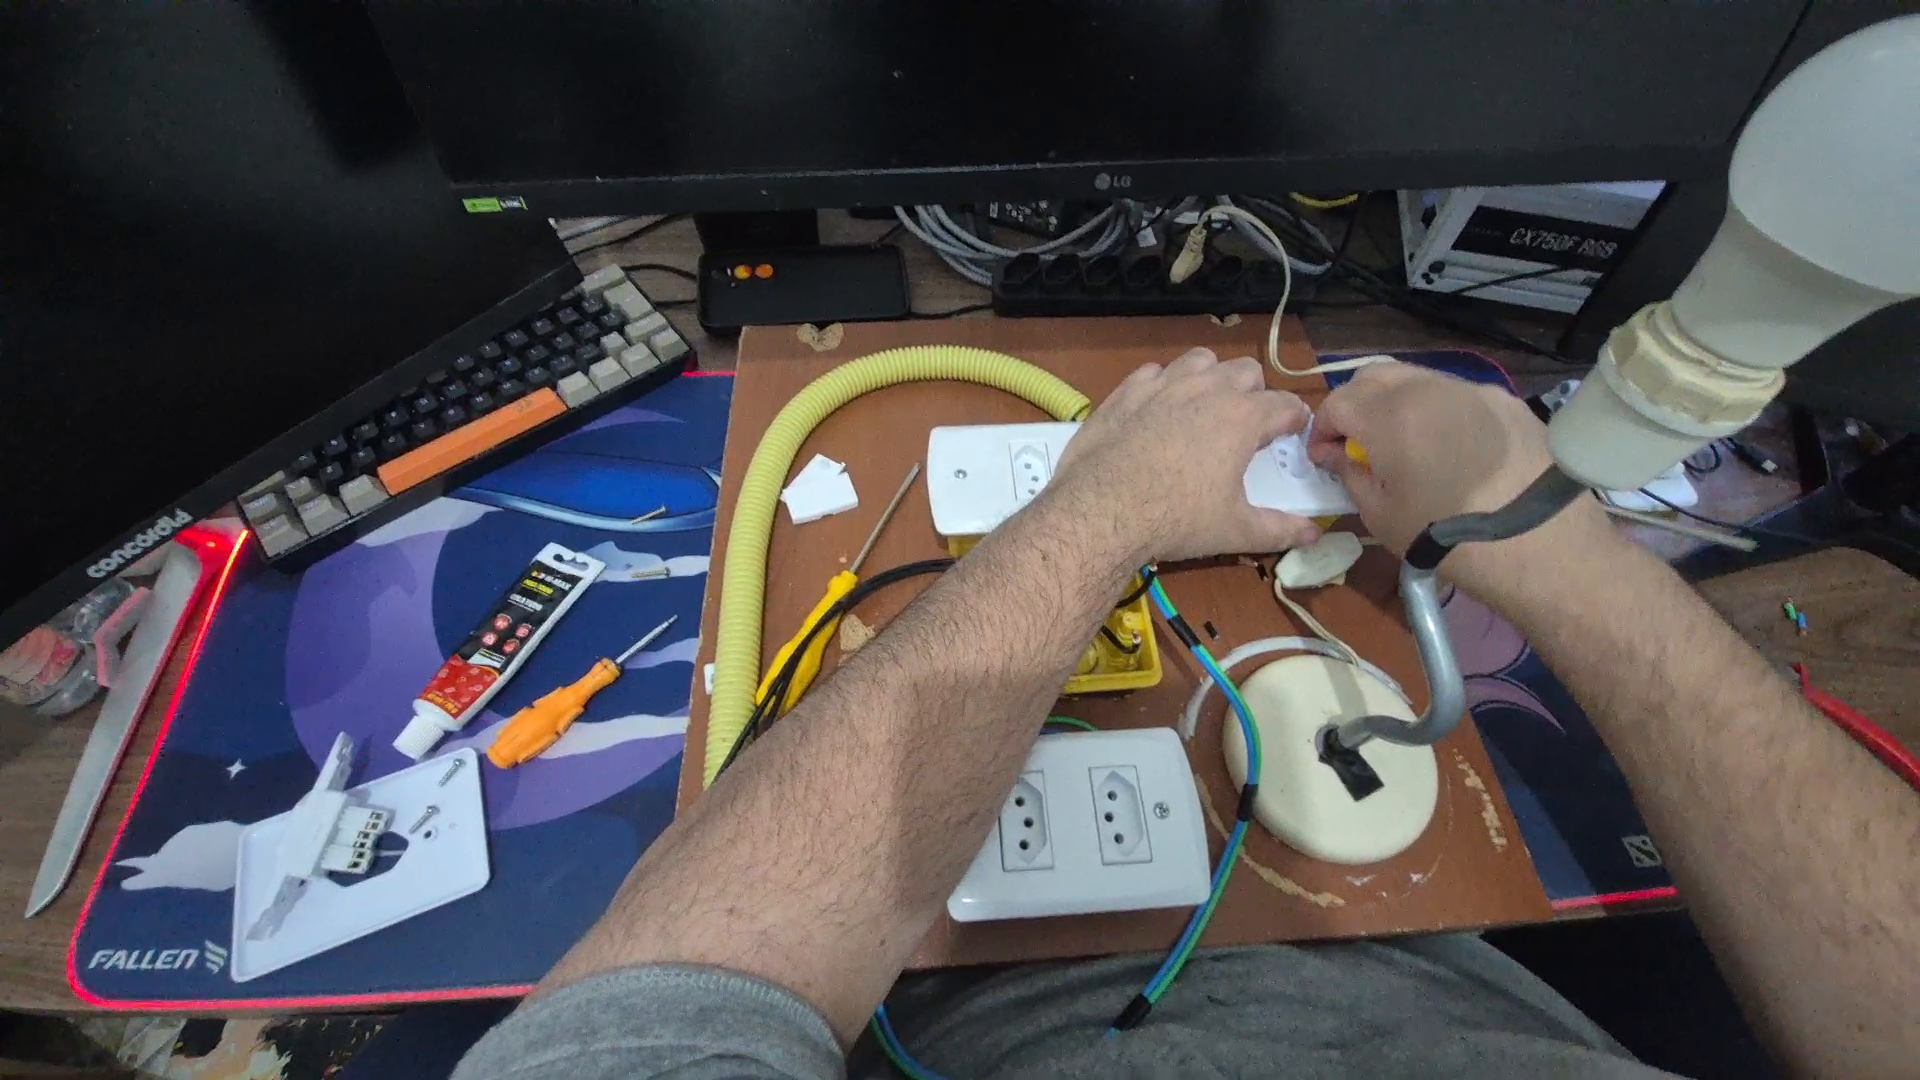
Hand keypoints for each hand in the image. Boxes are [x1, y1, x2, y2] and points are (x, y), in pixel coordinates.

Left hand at [1051, 348, 1320, 563]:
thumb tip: (1313, 534)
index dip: (1293, 419)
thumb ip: (1279, 529)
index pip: (1285, 404)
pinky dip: (1161, 385)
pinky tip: (1156, 409)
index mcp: (1242, 417)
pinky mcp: (1124, 393)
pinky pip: (1152, 373)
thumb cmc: (1175, 519)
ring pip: (1199, 361)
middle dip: (1253, 392)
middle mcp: (1205, 389)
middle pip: (1245, 371)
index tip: (1290, 433)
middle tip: (1245, 424)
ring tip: (1203, 407)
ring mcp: (1161, 386)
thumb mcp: (1235, 530)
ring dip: (1209, 377)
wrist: (1100, 511)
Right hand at [1305, 362, 1615, 606]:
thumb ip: (1349, 473)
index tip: (1322, 456)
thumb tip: (1336, 454)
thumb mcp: (1378, 513)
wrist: (1540, 546)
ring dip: (1392, 402)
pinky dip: (1432, 409)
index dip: (1320, 429)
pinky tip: (1443, 446)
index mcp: (1390, 417)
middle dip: (1352, 404)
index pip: (1336, 403)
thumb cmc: (1443, 535)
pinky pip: (1453, 393)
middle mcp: (1429, 390)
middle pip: (1372, 376)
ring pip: (1415, 378)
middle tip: (1353, 442)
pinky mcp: (1505, 402)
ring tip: (1397, 442)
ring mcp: (1472, 391)